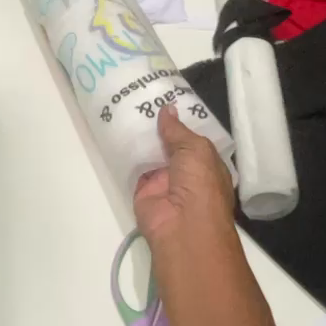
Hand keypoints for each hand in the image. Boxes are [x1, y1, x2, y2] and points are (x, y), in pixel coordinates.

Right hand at [133, 104, 238, 252]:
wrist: (182, 226)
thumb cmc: (200, 184)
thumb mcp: (196, 150)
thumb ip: (177, 130)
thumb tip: (167, 109)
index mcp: (207, 164)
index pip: (194, 139)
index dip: (182, 122)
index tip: (167, 101)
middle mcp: (186, 173)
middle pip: (170, 145)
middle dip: (160, 127)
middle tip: (142, 99)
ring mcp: (164, 182)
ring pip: (151, 155)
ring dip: (142, 138)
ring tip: (127, 107)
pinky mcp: (143, 190)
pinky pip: (134, 168)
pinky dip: (127, 154)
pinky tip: (117, 130)